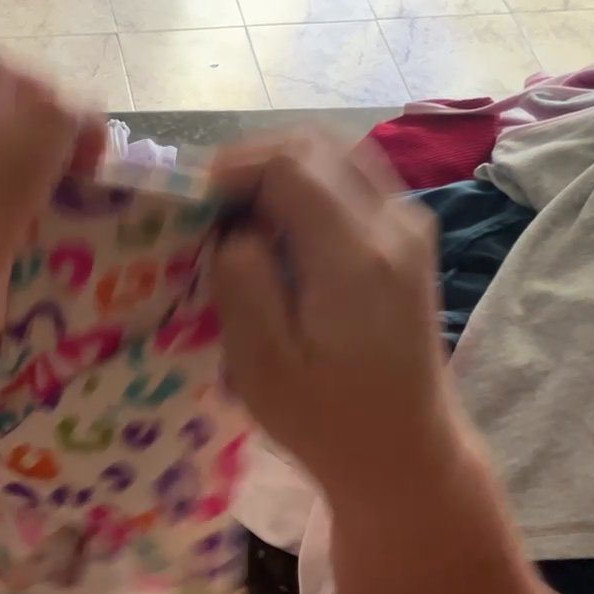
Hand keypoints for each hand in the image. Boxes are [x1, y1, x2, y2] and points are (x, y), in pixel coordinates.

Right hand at [209, 134, 462, 504]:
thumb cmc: (324, 415)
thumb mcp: (263, 361)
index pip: (290, 165)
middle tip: (201, 207)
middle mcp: (392, 225)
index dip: (230, 170)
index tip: (187, 206)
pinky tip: (266, 232)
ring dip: (273, 174)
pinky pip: (346, 185)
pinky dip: (297, 191)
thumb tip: (230, 230)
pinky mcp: (402, 243)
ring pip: (333, 159)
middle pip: (316, 146)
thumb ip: (243, 284)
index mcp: (354, 255)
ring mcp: (406, 229)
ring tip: (227, 216)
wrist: (401, 447)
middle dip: (248, 163)